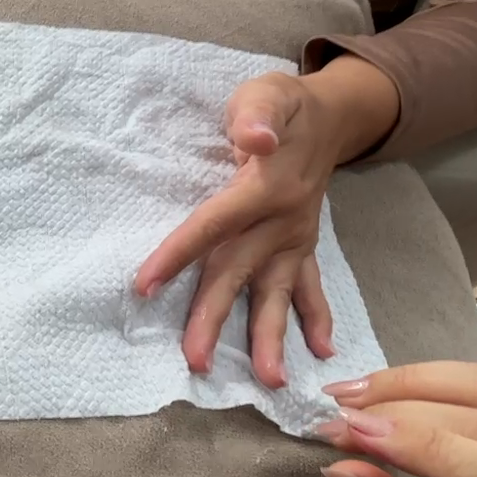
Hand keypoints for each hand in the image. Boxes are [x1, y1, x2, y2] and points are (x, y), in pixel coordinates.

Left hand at [132, 58, 395, 386]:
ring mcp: (295, 239)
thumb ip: (256, 113)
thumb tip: (254, 135)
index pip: (209, 227)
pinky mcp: (303, 246)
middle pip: (237, 274)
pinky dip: (318, 317)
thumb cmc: (282, 105)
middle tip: (197, 360)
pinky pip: (312, 286)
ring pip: (276, 293)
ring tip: (268, 381)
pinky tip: (322, 352)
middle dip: (216, 317)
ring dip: (271, 337)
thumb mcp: (265, 94)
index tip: (143, 286)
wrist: (333, 117)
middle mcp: (280, 222)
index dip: (176, 255)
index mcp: (261, 190)